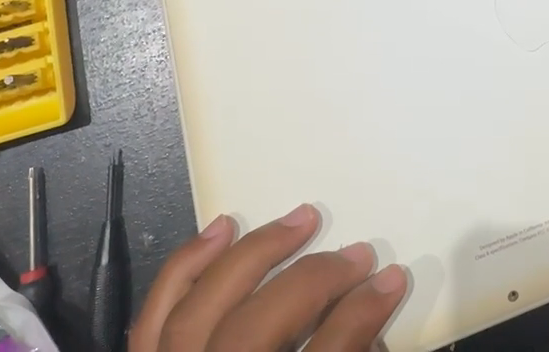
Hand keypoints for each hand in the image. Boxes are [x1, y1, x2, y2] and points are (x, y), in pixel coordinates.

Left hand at [132, 205, 407, 351]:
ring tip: (303, 218)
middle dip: (315, 280)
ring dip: (257, 252)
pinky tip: (224, 227)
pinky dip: (188, 263)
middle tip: (360, 254)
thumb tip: (369, 330)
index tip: (394, 279)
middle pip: (257, 328)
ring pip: (201, 309)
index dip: (361, 315)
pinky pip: (154, 314)